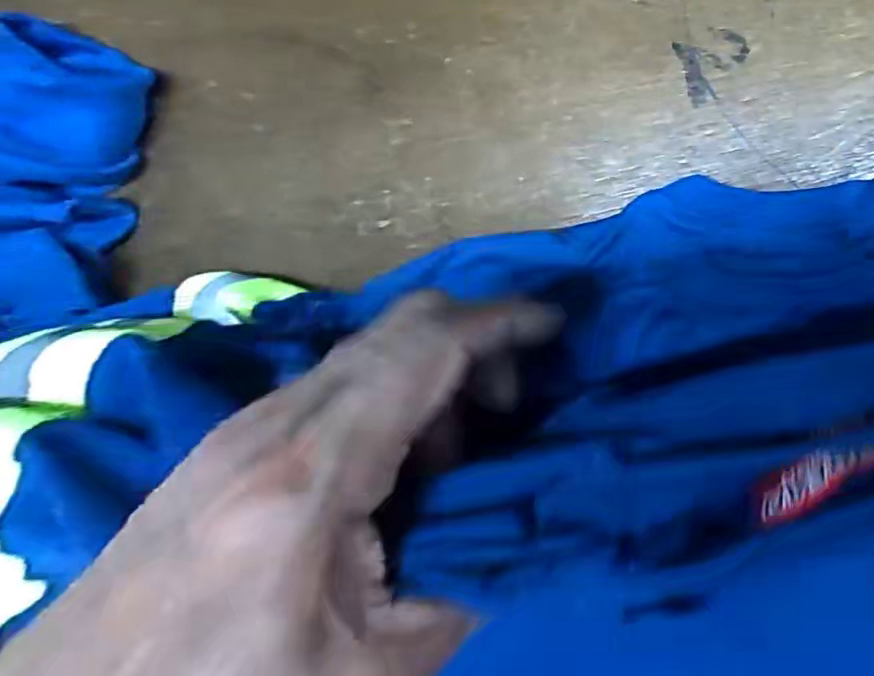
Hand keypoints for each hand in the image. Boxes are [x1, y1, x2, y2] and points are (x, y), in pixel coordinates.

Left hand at [0, 291, 560, 675]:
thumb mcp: (380, 663)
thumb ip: (478, 572)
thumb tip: (549, 509)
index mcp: (311, 469)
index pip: (428, 341)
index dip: (506, 320)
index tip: (561, 328)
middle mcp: (271, 426)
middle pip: (405, 324)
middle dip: (480, 339)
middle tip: (514, 403)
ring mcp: (238, 431)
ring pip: (374, 347)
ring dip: (439, 371)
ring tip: (463, 446)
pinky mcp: (223, 448)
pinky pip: (342, 381)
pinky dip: (398, 393)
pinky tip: (402, 463)